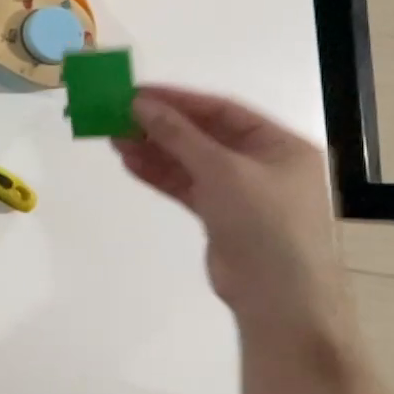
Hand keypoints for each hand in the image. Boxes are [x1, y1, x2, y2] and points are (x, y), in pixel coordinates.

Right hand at [113, 87, 345, 333]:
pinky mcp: (222, 215)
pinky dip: (159, 174)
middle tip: (117, 115)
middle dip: (159, 126)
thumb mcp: (221, 170)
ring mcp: (242, 191)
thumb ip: (177, 134)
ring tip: (114, 138)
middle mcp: (262, 164)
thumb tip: (137, 102)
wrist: (280, 300)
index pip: (221, 109)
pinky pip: (186, 185)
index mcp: (279, 145)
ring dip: (153, 149)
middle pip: (202, 134)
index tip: (135, 93)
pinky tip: (130, 163)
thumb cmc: (264, 223)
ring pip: (189, 160)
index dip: (177, 99)